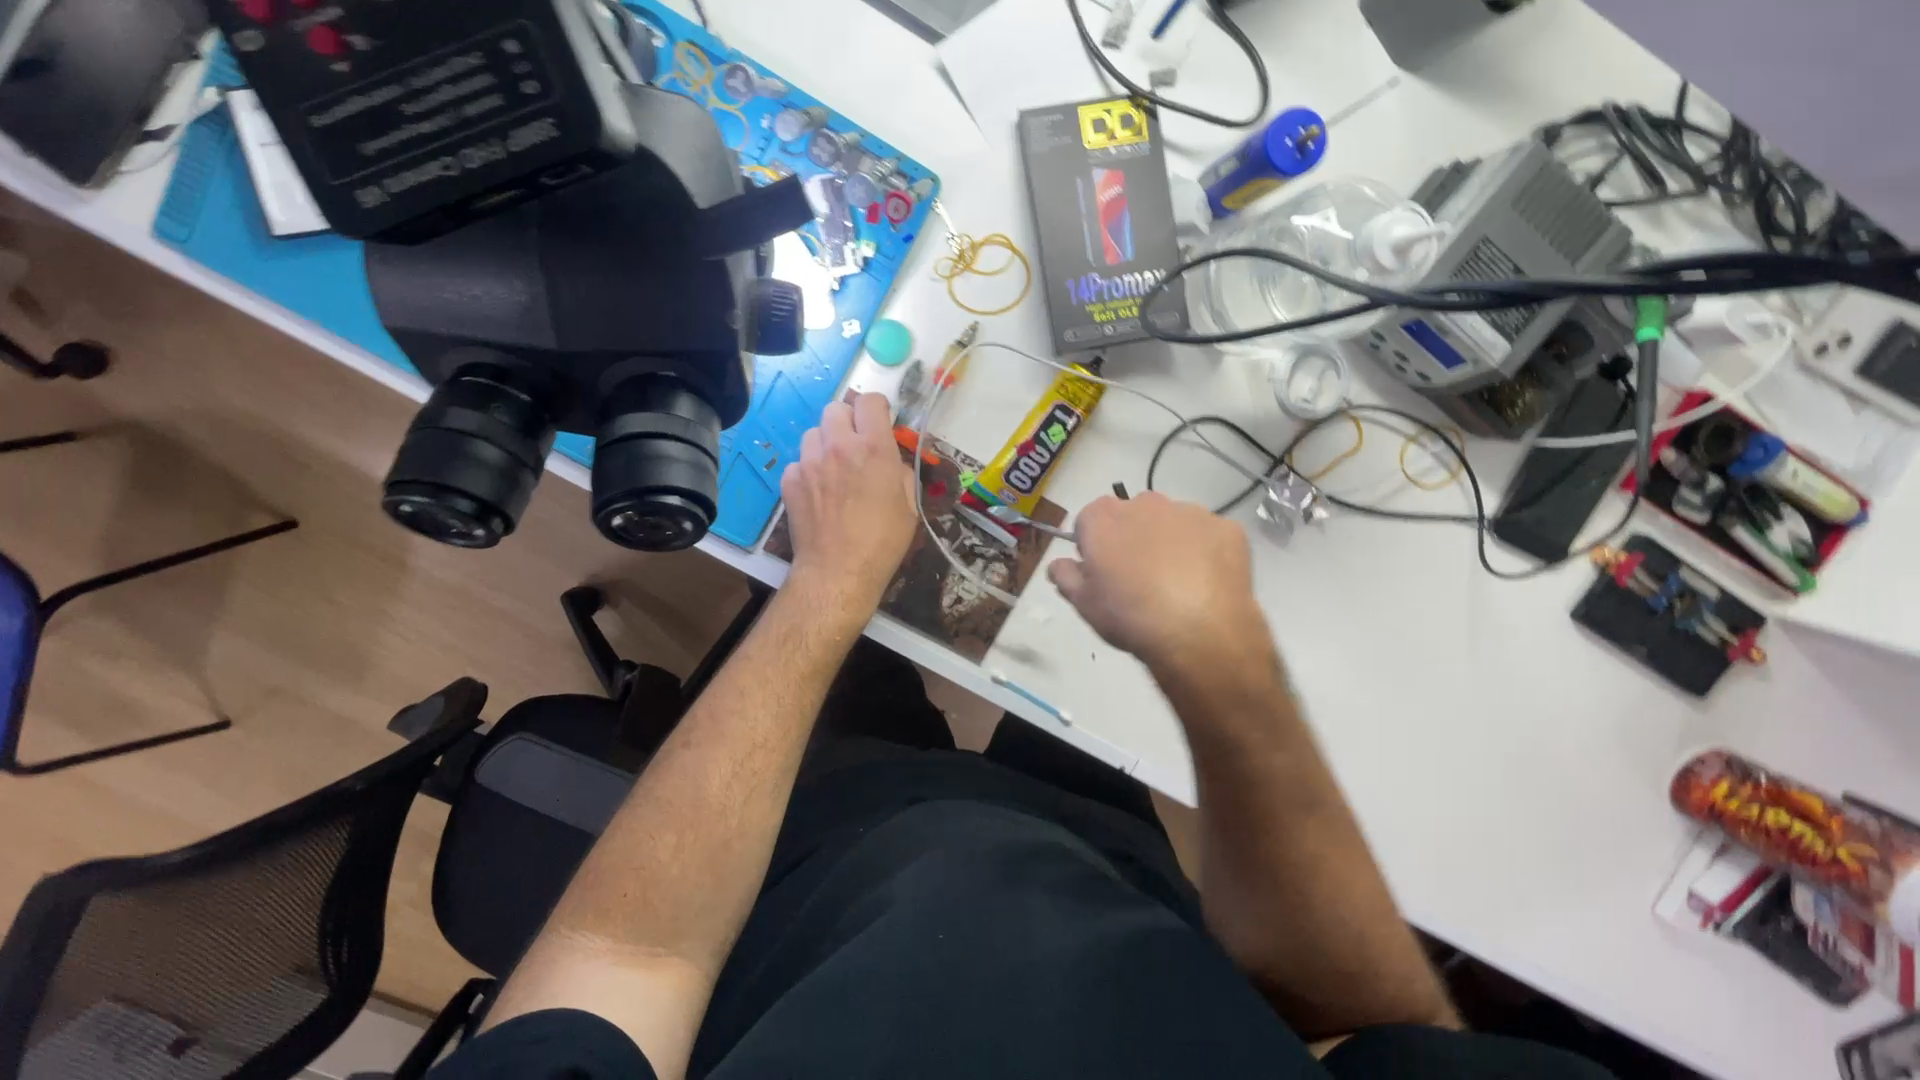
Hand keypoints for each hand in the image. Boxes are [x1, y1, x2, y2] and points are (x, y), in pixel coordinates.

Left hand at [781, 392, 917, 617]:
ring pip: (814, 433)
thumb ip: (901, 473)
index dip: (877, 408)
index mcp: (874, 448)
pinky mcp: (790, 480)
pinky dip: (809, 470)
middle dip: (848, 421)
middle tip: (855, 445)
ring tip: (834, 469)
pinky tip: (818, 493)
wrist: (838, 571)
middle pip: (836, 408)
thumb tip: (893, 461)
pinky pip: (799, 461)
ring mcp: (810, 462)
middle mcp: (839, 446)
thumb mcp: (909, 506)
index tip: (880, 422)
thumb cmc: (883, 542)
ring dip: (826, 443)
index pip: (870, 400)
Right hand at [1048, 492, 1268, 674]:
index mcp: (1103, 517)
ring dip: (1170, 543)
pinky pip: (1209, 536)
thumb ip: (1066, 577)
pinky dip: (1206, 553)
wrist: (1199, 632)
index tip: (1101, 572)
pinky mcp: (1226, 528)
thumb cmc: (1130, 616)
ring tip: (1177, 585)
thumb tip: (1058, 564)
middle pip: (1133, 516)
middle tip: (1138, 579)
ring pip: (1173, 523)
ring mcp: (1190, 512)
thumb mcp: (1084, 604)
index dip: (1092, 546)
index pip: (1088, 520)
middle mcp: (1146, 503)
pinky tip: (1206, 585)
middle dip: (1133, 539)